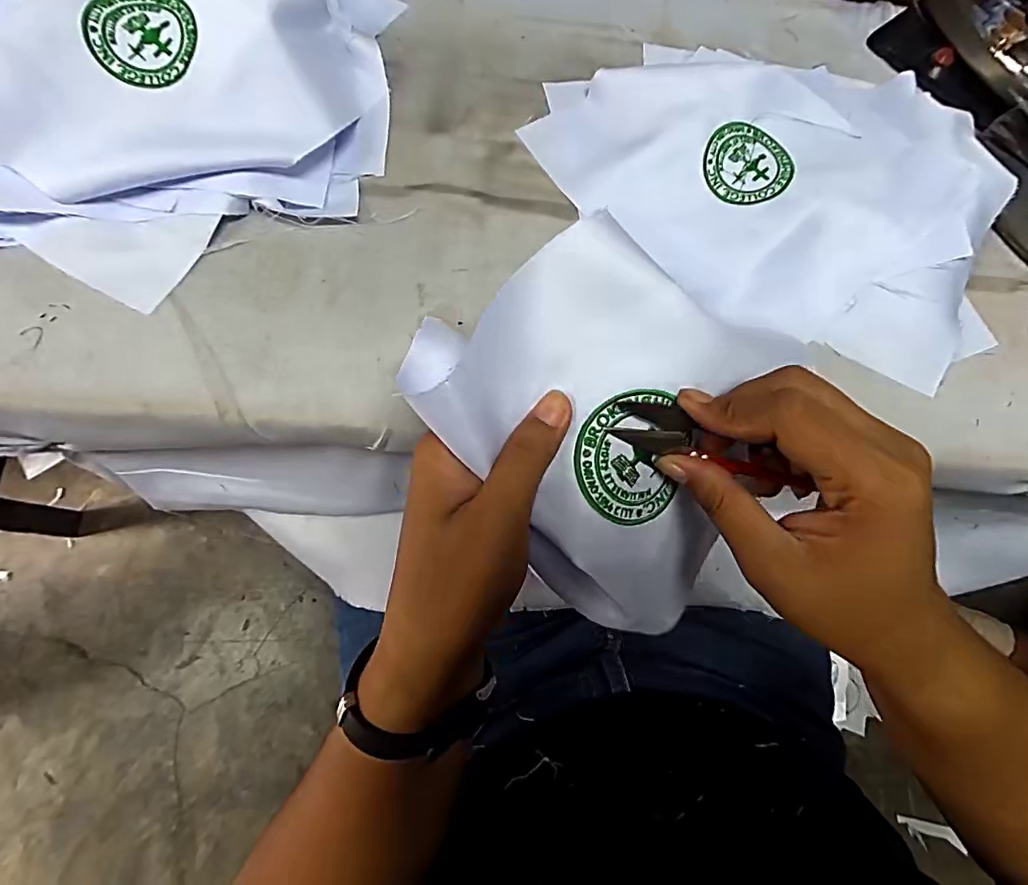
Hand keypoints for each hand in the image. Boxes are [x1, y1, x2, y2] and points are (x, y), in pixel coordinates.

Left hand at [360, 391, 572, 732]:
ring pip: (505, 460)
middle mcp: (446, 467)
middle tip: (595, 399)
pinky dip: (535, 482)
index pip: (480, 398)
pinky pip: (507, 488)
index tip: (569, 370)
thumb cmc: (459, 580)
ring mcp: (459, 496)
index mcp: (440, 452)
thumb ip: (525, 454)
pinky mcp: (474, 523)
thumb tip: (555, 396)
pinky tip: (573, 476)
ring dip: (540, 452)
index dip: (521, 385)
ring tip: (593, 430)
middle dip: (539, 417)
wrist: (433, 658)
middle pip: (495, 428)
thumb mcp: (499, 513)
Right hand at [653, 366, 948, 671]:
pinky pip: (818, 411)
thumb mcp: (771, 563)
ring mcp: (890, 442)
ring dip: (758, 414)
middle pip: (800, 390)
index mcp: (874, 478)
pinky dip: (779, 426)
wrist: (902, 631)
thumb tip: (676, 458)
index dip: (734, 409)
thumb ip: (723, 502)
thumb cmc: (843, 608)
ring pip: (807, 394)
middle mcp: (891, 448)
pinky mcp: (882, 446)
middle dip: (742, 407)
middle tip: (708, 444)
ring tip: (735, 459)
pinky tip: (766, 466)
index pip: (793, 413)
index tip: (687, 414)